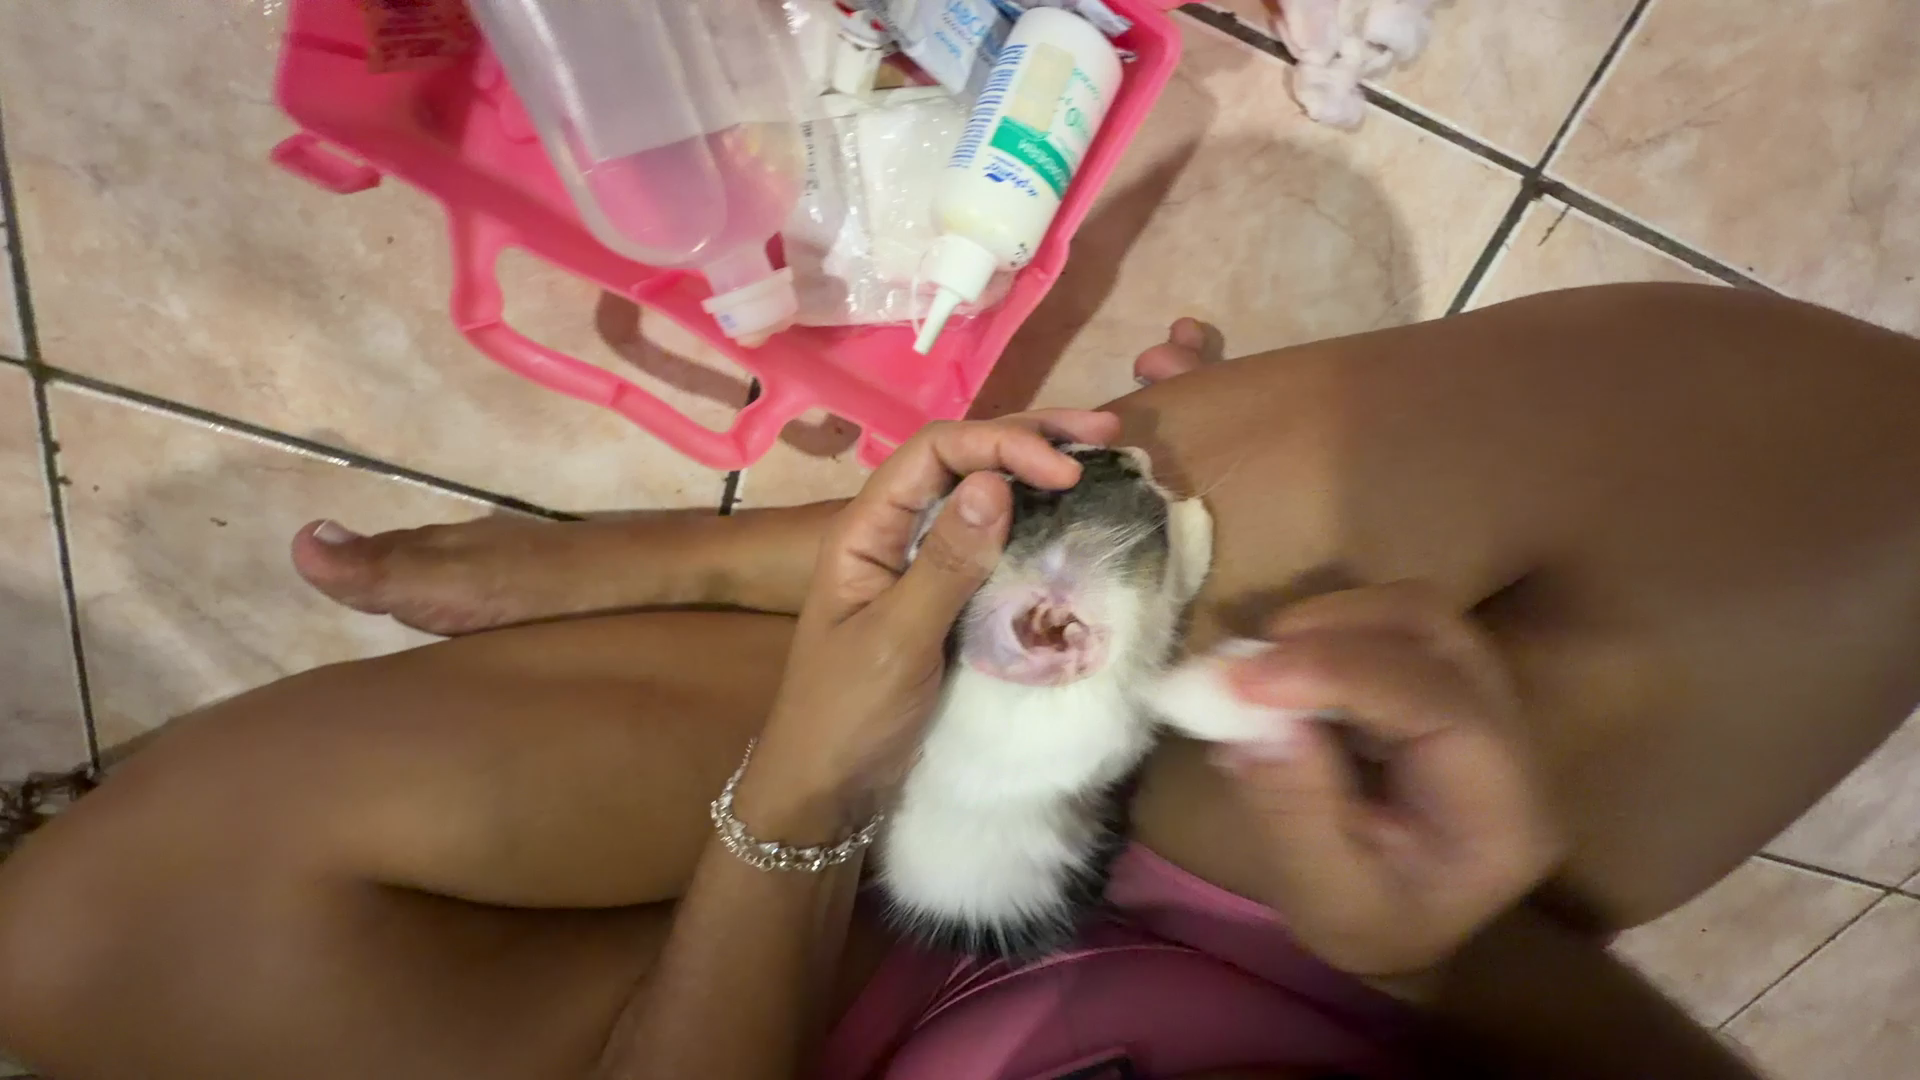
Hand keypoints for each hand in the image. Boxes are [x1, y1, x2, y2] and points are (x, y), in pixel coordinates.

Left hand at [735, 410, 1122, 840]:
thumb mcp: (896, 638)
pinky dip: (1030, 522)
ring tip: (1095, 458)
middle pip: (959, 460)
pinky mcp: (945, 596)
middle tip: (1101, 432)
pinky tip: (1066, 517)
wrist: (829, 785)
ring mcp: (921, 563)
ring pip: (979, 496)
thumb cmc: (848, 713)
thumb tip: (994, 483)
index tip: (1063, 471)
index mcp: (866, 527)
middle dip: (1026, 439)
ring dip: (1033, 472)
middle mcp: (894, 531)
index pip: (935, 453)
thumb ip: (945, 563)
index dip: (1001, 446)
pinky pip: (990, 543)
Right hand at [1165, 583, 1563, 981]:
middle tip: (1253, 660)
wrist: (1388, 919)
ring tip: (1264, 665)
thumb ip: (1294, 813)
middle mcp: (1506, 738)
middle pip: (1438, 631)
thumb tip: (1256, 723)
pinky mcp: (1430, 682)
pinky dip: (1322, 630)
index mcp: (1500, 809)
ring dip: (1327, 622)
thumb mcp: (1322, 896)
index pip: (1440, 703)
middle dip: (1335, 627)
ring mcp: (1471, 700)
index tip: (1242, 681)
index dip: (1338, 674)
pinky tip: (1283, 670)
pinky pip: (1382, 626)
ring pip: (1412, 613)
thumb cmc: (1363, 919)